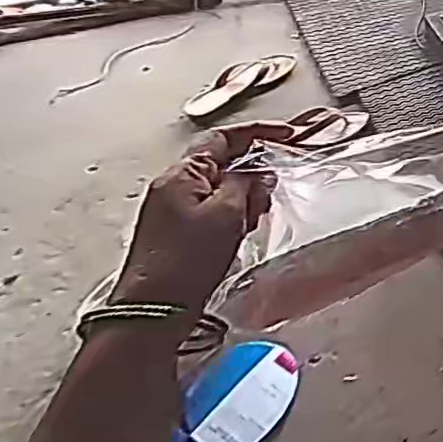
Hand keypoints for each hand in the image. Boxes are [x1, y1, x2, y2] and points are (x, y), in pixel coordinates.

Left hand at [110, 122, 294, 319]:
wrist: (155, 310)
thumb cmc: (186, 260)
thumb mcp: (227, 211)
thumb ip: (247, 182)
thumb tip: (258, 172)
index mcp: (181, 176)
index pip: (223, 138)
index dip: (258, 131)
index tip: (287, 133)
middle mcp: (173, 187)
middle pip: (224, 160)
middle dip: (254, 170)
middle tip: (271, 188)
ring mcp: (174, 208)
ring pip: (223, 184)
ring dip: (246, 193)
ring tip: (254, 214)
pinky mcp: (180, 229)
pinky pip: (217, 206)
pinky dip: (236, 209)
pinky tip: (243, 227)